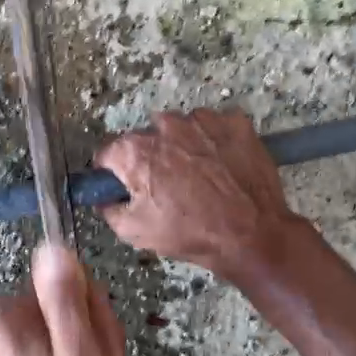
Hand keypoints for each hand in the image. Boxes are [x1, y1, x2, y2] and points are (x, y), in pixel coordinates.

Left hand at [0, 244, 127, 355]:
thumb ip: (67, 302)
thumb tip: (53, 246)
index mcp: (6, 319)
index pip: (65, 282)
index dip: (92, 314)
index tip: (98, 350)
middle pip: (60, 304)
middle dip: (88, 333)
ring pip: (61, 328)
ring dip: (84, 353)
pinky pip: (52, 350)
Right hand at [94, 109, 303, 277]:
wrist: (252, 235)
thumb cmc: (191, 233)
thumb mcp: (134, 232)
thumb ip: (108, 209)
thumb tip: (103, 198)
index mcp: (136, 150)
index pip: (108, 152)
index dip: (113, 172)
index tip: (124, 186)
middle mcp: (166, 126)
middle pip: (145, 138)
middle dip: (151, 159)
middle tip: (167, 187)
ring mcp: (203, 120)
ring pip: (180, 129)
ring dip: (183, 146)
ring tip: (199, 177)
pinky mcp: (234, 122)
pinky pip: (213, 127)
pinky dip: (213, 141)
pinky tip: (221, 166)